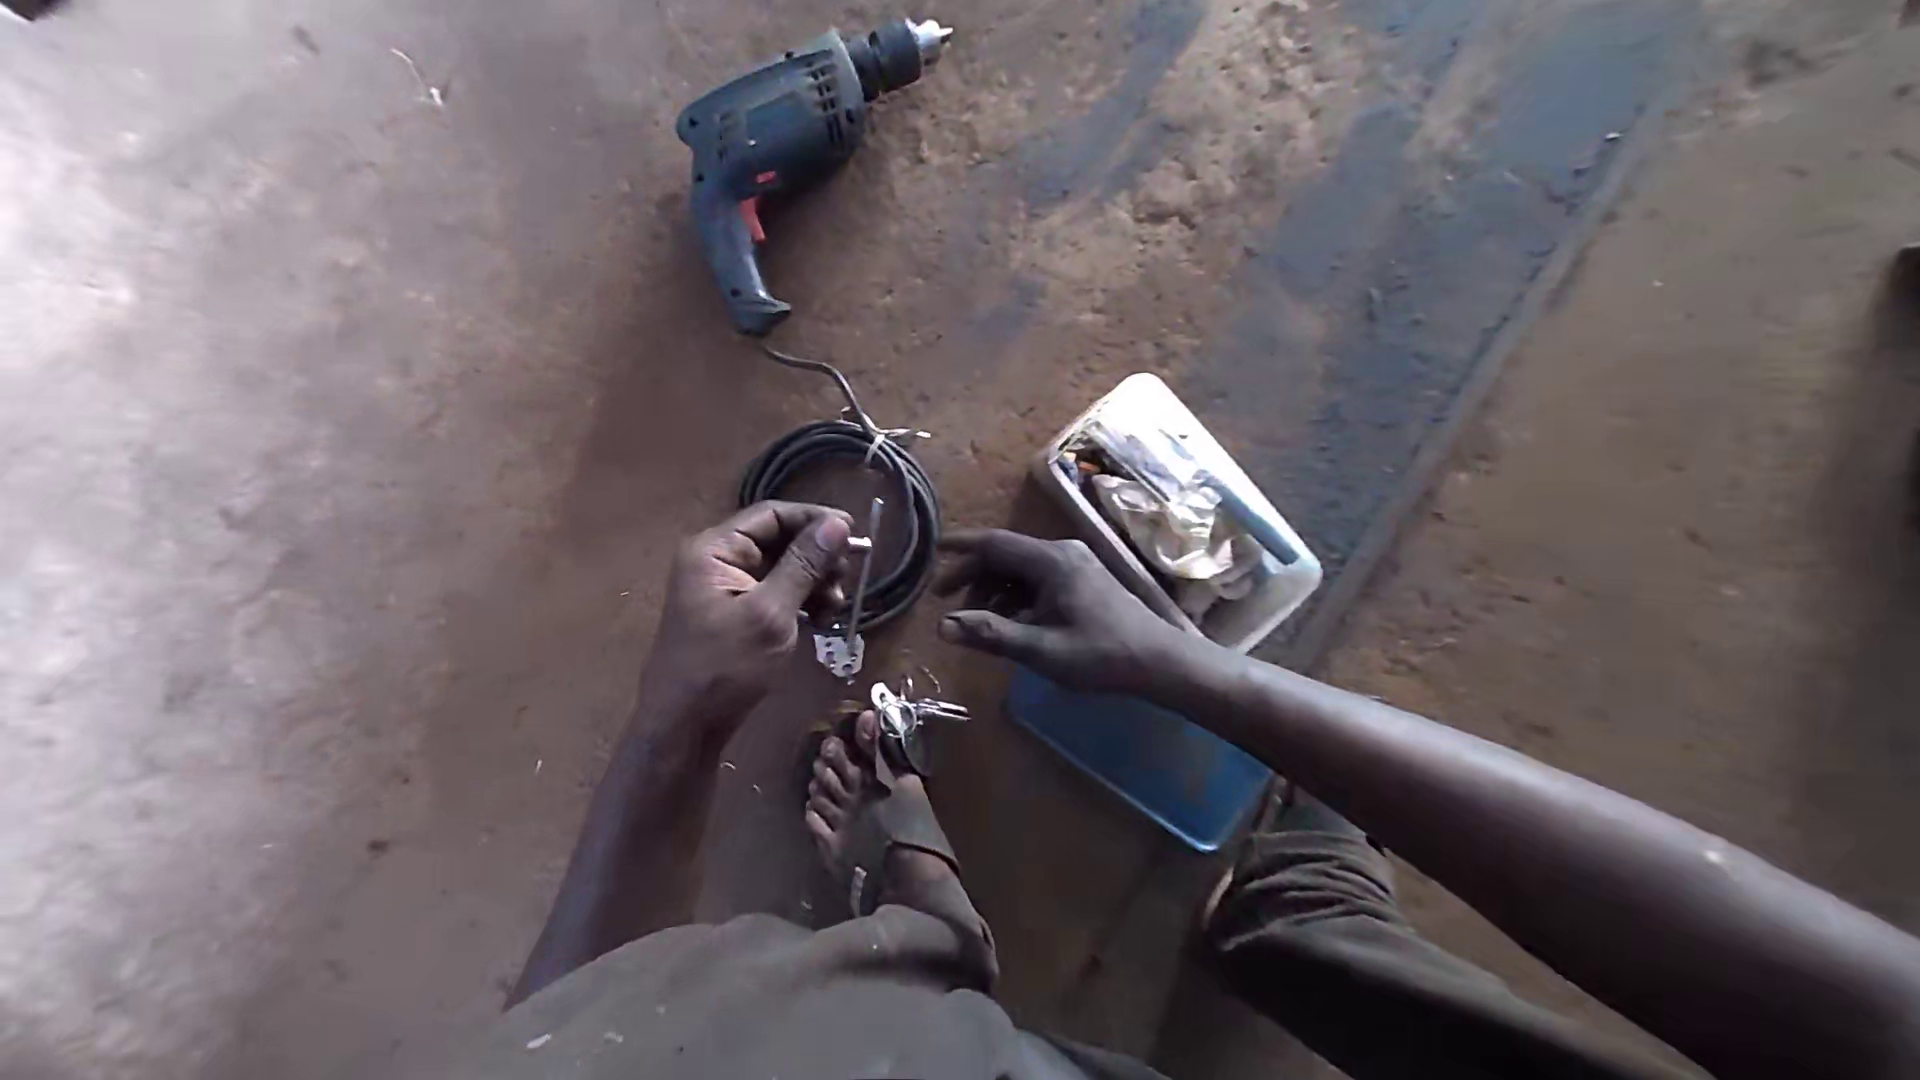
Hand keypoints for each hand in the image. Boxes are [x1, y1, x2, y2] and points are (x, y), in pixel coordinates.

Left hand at [638, 501, 851, 740]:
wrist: (686, 728)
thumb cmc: (725, 667)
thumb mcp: (770, 613)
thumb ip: (804, 565)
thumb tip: (839, 524)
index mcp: (715, 549)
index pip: (772, 514)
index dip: (814, 519)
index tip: (854, 533)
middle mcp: (719, 560)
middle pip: (780, 540)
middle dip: (818, 556)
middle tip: (846, 578)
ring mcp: (728, 588)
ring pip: (784, 567)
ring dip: (815, 581)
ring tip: (835, 606)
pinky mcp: (739, 612)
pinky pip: (778, 592)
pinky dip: (803, 601)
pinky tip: (822, 619)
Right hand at [934, 529, 1188, 694]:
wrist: (1160, 661)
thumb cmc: (1101, 655)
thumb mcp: (1041, 649)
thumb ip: (991, 635)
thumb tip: (944, 626)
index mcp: (1051, 561)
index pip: (994, 543)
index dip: (961, 547)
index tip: (933, 550)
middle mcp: (1062, 552)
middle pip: (1005, 554)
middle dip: (972, 574)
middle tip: (943, 598)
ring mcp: (1075, 563)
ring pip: (1021, 567)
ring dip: (994, 588)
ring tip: (976, 618)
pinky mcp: (1082, 577)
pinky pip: (1038, 577)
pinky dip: (1016, 595)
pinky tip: (1010, 621)